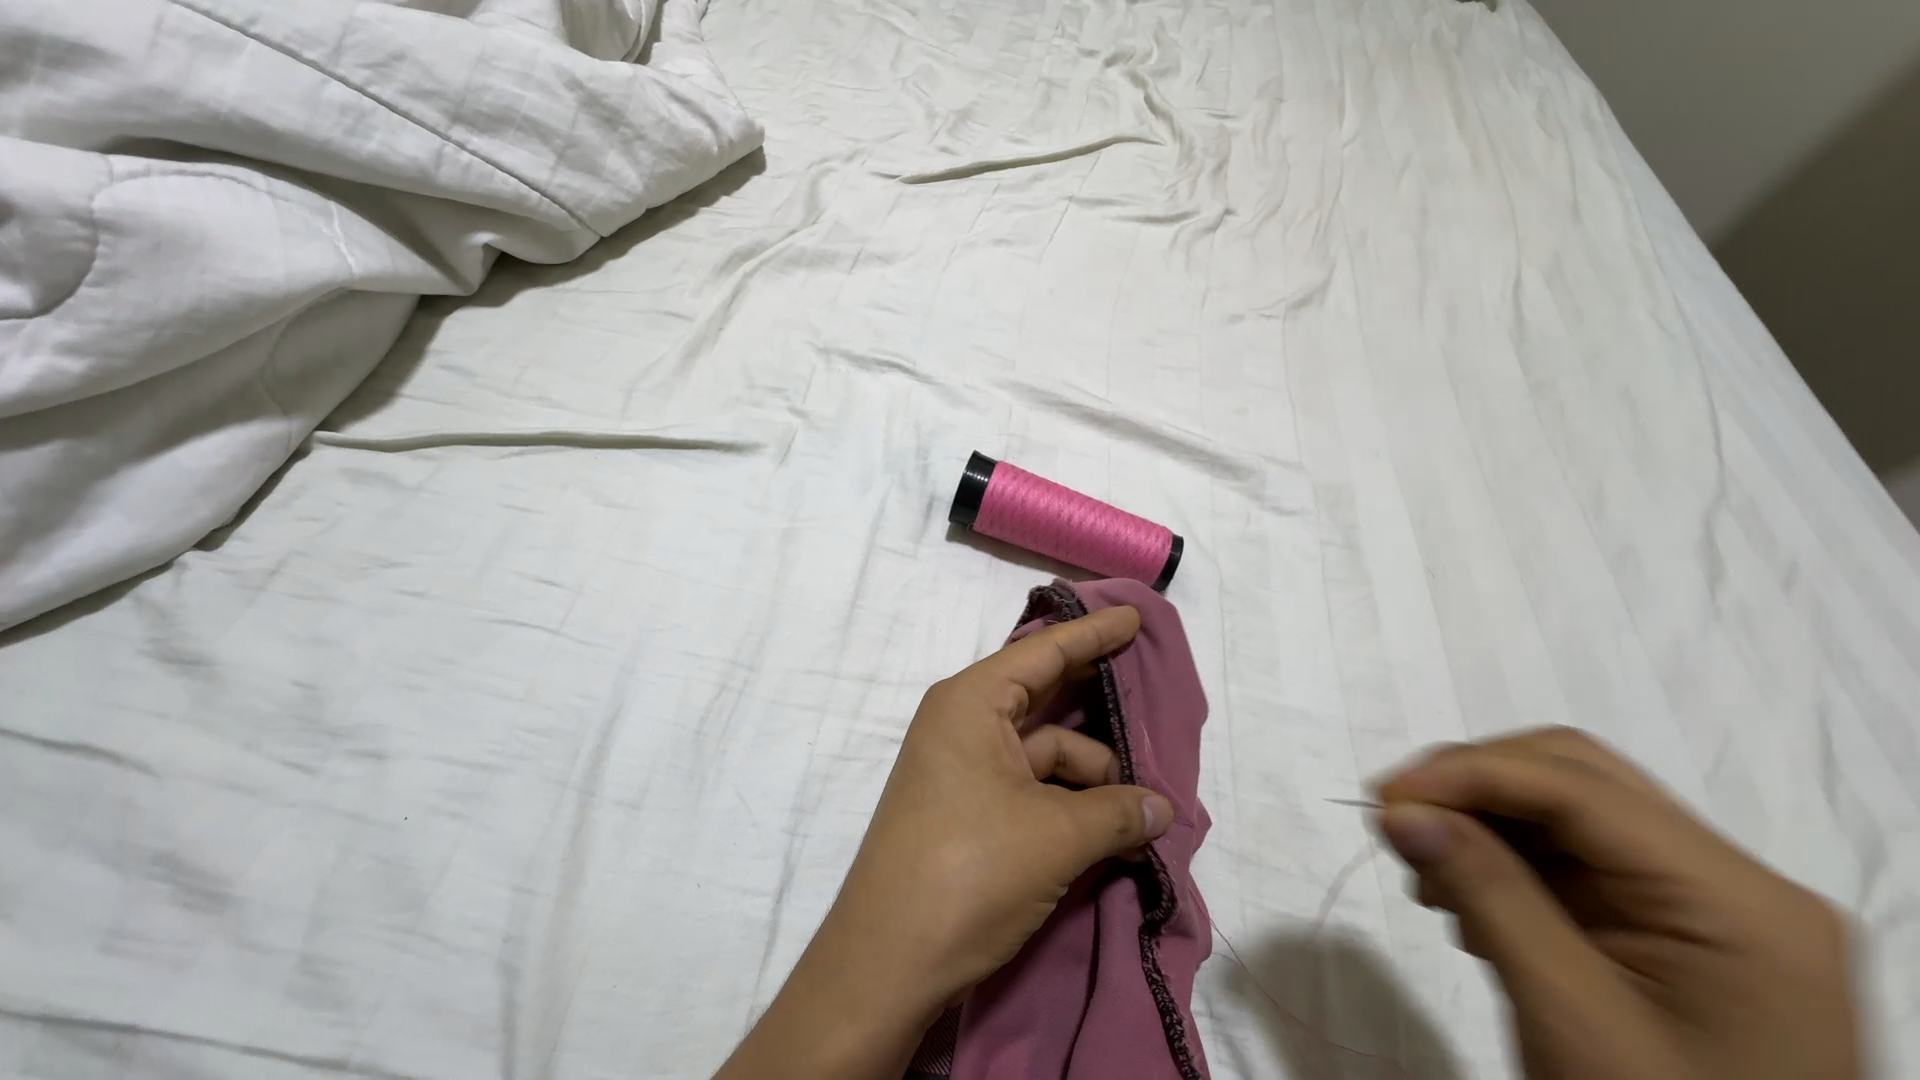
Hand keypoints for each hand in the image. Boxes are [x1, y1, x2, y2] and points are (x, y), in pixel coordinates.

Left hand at [715, 605, 1172, 1079]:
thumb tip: (1162, 809)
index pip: (1043, 651)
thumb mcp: (1056, 837)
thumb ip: (1117, 813)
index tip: (1134, 617)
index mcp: (971, 703)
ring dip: (1095, 776)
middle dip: (1101, 707)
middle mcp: (962, 725)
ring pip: (1045, 754)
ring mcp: (963, 772)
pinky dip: (1072, 805)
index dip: (1093, 634)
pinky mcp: (968, 814)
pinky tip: (1115, 829)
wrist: (886, 964)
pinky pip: (1033, 790)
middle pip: (1046, 699)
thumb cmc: (969, 873)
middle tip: (1156, 702)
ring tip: (1149, 807)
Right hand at [1374, 728, 1861, 1079]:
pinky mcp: (1672, 925)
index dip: (1471, 774)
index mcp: (1737, 897)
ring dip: (1484, 826)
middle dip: (1475, 787)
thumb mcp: (1569, 1018)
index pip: (1581, 786)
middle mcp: (1732, 879)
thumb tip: (1398, 811)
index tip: (1383, 799)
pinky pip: (1573, 858)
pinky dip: (1506, 864)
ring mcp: (1706, 901)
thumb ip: (1488, 896)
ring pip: (1567, 809)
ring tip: (1434, 884)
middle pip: (1577, 777)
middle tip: (1398, 824)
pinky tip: (1474, 908)